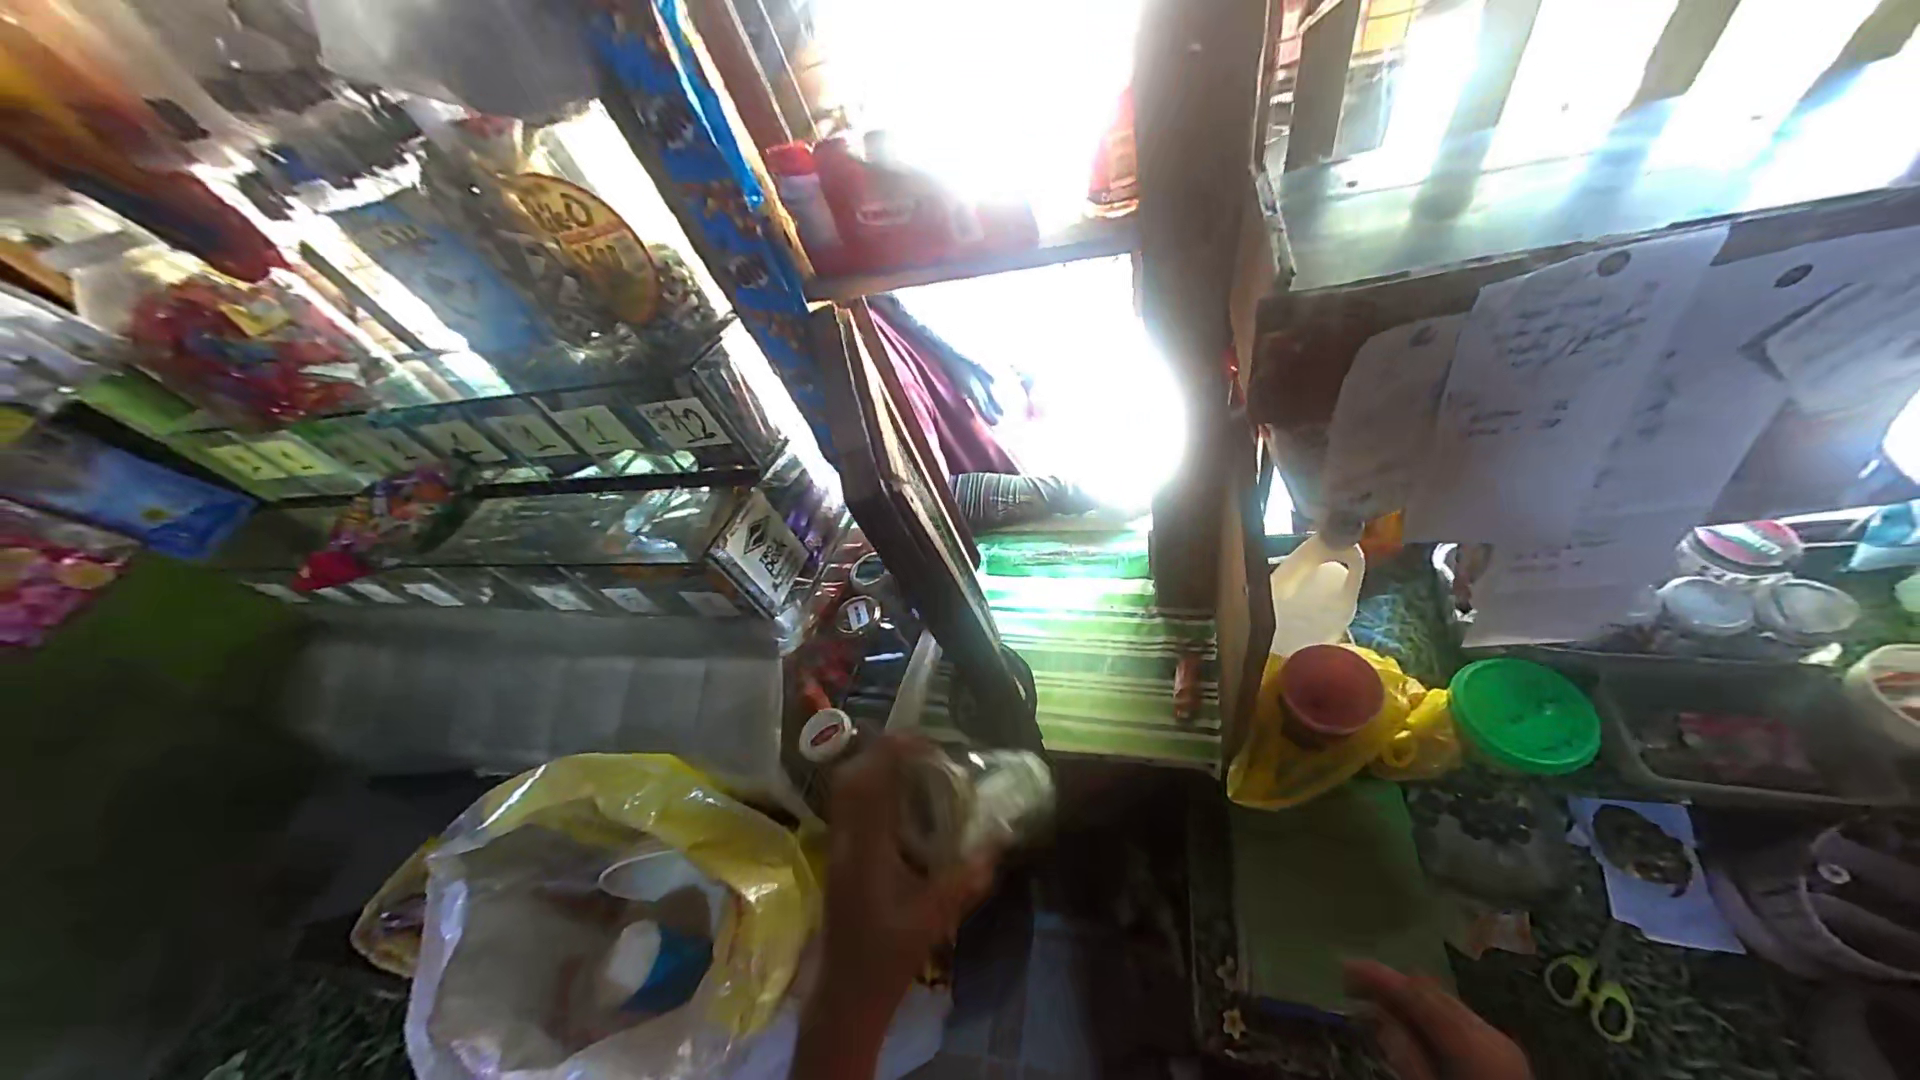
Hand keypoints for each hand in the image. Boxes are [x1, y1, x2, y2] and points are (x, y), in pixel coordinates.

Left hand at [796, 736, 997, 1079]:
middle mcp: (845, 839)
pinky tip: (897, 798)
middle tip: (922, 749)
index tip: (925, 742)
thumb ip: (964, 881)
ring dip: (874, 766)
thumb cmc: (886, 957)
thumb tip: (997, 845)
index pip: (871, 783)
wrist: (844, 994)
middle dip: (882, 752)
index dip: (893, 753)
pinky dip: (869, 787)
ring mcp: (836, 846)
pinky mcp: (838, 855)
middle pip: (850, 778)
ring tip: (911, 764)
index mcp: (865, 849)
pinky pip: (848, 805)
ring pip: (845, 789)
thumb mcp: (931, 920)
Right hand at [1345, 959, 1531, 1079]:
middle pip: (1431, 993)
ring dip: (1406, 997)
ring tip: (1372, 1000)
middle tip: (1351, 984)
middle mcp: (1490, 1035)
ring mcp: (1501, 1045)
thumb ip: (1405, 1055)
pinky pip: (1456, 1020)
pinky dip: (1426, 1013)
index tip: (1344, 966)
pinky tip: (1405, 1021)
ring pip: (1443, 1003)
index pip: (1418, 994)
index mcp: (1474, 1046)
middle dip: (1390, 983)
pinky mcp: (1503, 1056)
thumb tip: (1376, 1014)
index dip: (1379, 975)